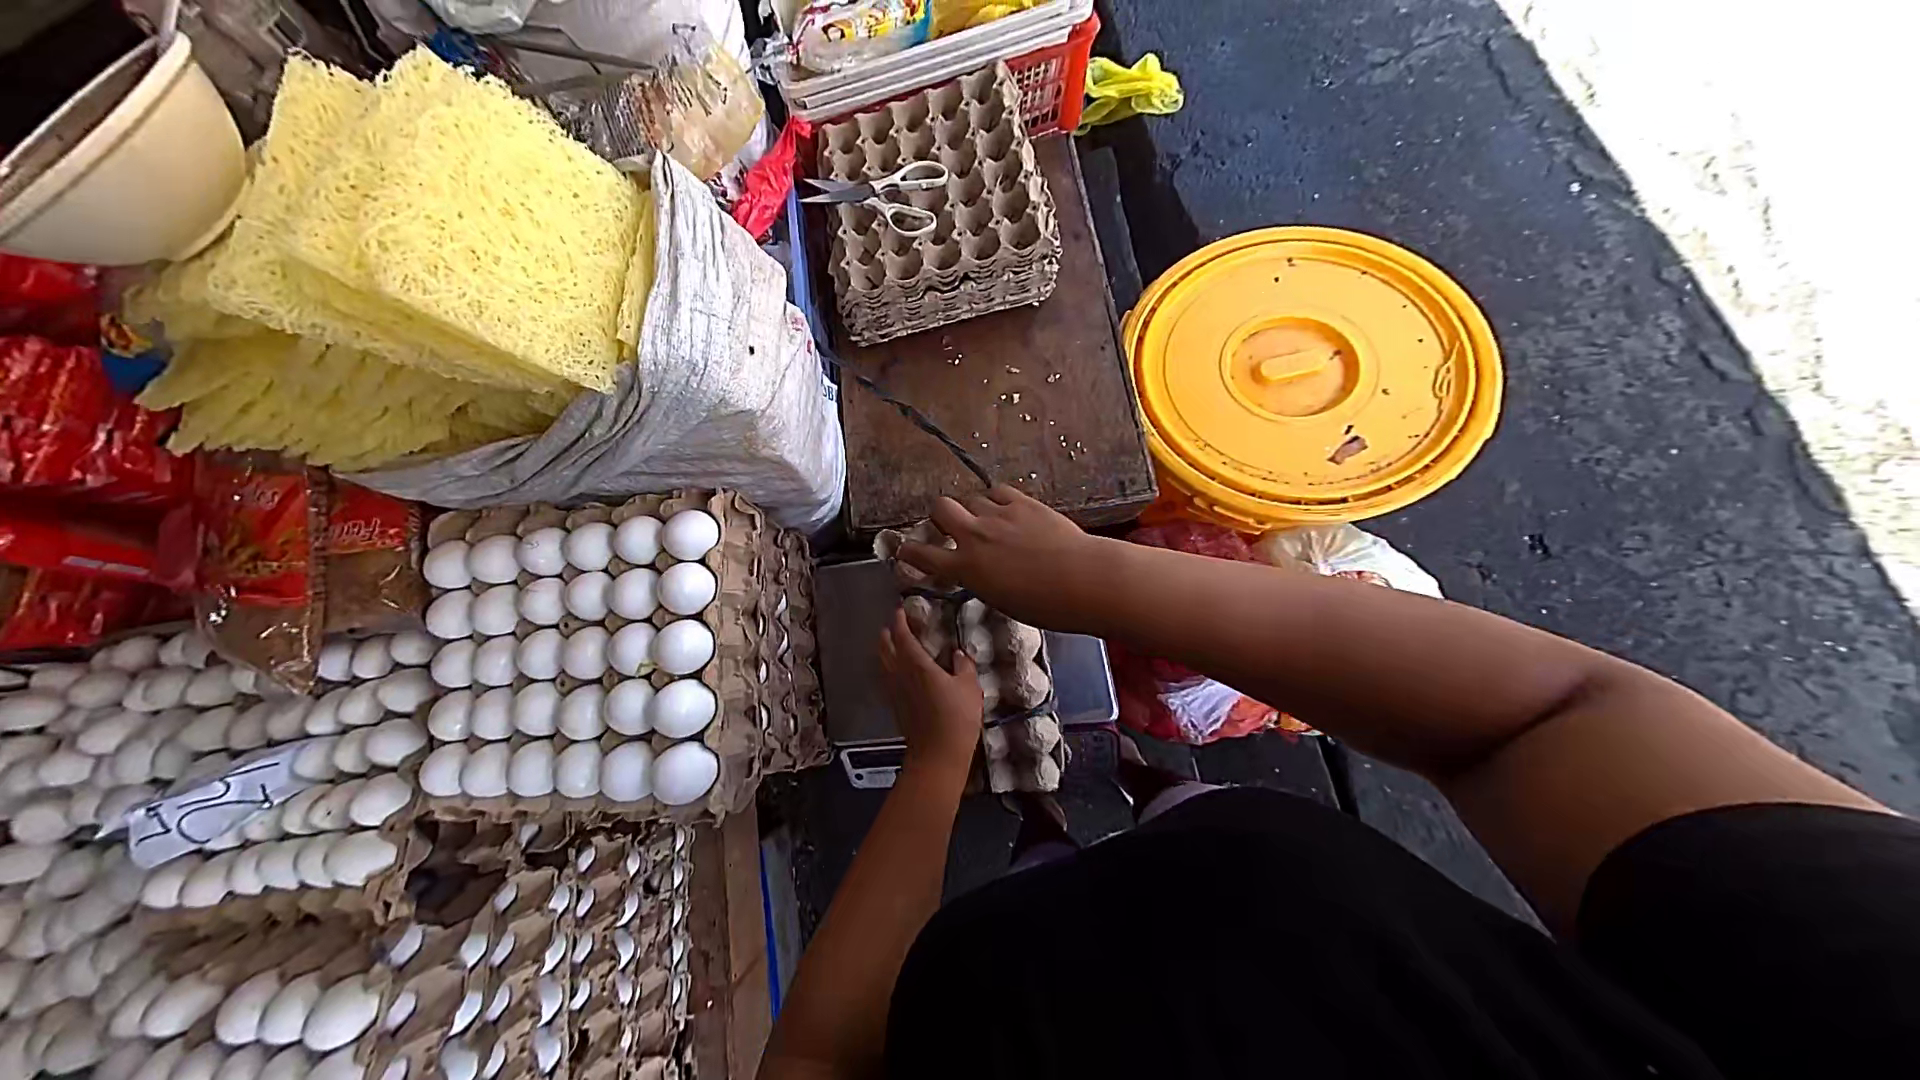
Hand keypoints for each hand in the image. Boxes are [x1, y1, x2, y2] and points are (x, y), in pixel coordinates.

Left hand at [878, 609, 982, 777]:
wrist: (937, 755)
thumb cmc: (956, 718)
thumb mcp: (969, 687)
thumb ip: (963, 666)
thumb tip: (958, 654)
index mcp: (916, 664)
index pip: (903, 636)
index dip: (900, 621)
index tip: (900, 610)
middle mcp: (900, 674)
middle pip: (886, 648)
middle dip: (888, 634)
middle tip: (895, 625)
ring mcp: (894, 691)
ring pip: (883, 663)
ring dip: (885, 650)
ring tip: (892, 643)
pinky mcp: (895, 705)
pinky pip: (887, 677)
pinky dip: (888, 667)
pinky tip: (897, 671)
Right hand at [896, 486, 1105, 626]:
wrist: (1082, 579)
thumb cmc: (1046, 605)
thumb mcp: (1001, 600)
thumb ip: (982, 580)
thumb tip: (980, 570)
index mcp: (965, 568)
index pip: (922, 555)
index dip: (909, 550)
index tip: (904, 549)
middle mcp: (974, 537)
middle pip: (940, 508)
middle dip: (941, 514)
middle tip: (953, 525)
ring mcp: (998, 516)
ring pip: (971, 498)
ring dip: (974, 508)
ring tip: (989, 519)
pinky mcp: (1022, 503)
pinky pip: (998, 491)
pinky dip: (997, 499)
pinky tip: (1007, 509)